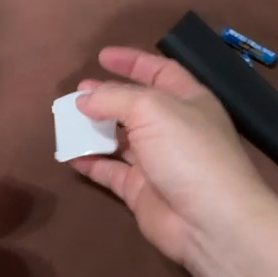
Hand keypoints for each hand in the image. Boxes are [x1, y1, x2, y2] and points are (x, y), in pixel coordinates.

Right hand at [72, 47, 274, 268]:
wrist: (210, 220)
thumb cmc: (188, 151)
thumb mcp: (151, 109)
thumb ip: (114, 98)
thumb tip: (84, 98)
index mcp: (188, 100)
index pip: (160, 71)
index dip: (132, 62)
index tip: (101, 56)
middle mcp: (174, 128)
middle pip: (137, 106)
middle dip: (108, 97)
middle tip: (78, 93)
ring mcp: (158, 161)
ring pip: (121, 139)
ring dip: (95, 129)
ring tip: (67, 122)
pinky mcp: (142, 191)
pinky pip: (111, 171)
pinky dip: (91, 162)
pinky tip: (70, 155)